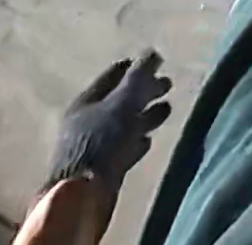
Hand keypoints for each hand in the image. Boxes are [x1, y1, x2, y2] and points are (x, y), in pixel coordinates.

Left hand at [45, 49, 172, 195]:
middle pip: (120, 98)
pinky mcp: (100, 169)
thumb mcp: (123, 103)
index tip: (157, 64)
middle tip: (168, 85)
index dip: (136, 67)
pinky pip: (122, 148)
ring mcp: (93, 145)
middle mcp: (87, 120)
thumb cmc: (103, 142)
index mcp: (87, 99)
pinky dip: (136, 140)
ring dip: (145, 115)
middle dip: (145, 90)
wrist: (82, 198)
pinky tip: (147, 141)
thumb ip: (138, 77)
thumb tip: (152, 52)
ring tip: (167, 109)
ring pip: (123, 123)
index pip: (114, 74)